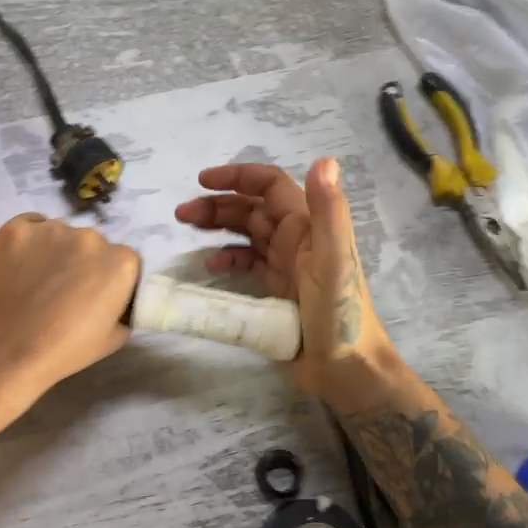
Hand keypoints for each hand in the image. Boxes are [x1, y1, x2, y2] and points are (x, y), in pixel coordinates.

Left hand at [0, 214, 141, 390]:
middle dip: (82, 262)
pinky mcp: (16, 227)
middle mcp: (91, 236)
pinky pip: (30, 225)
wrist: (6, 351)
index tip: (94, 295)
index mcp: (121, 262)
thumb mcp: (115, 338)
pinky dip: (28, 240)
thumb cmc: (64, 350)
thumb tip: (115, 296)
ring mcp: (51, 229)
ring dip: (55, 250)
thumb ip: (124, 307)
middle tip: (64, 289)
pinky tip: (19, 263)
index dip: (109, 278)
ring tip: (36, 280)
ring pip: (60, 234)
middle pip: (92, 244)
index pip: (123, 261)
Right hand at [174, 158, 396, 399]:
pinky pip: (245, 264)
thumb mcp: (333, 260)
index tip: (203, 180)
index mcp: (308, 226)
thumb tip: (325, 159)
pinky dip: (226, 258)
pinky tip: (211, 266)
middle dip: (217, 204)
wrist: (346, 368)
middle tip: (182, 214)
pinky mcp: (275, 289)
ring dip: (217, 226)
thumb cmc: (340, 314)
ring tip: (187, 228)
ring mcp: (284, 264)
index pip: (270, 185)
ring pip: (245, 233)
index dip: (238, 177)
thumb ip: (329, 211)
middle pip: (251, 208)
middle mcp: (296, 239)